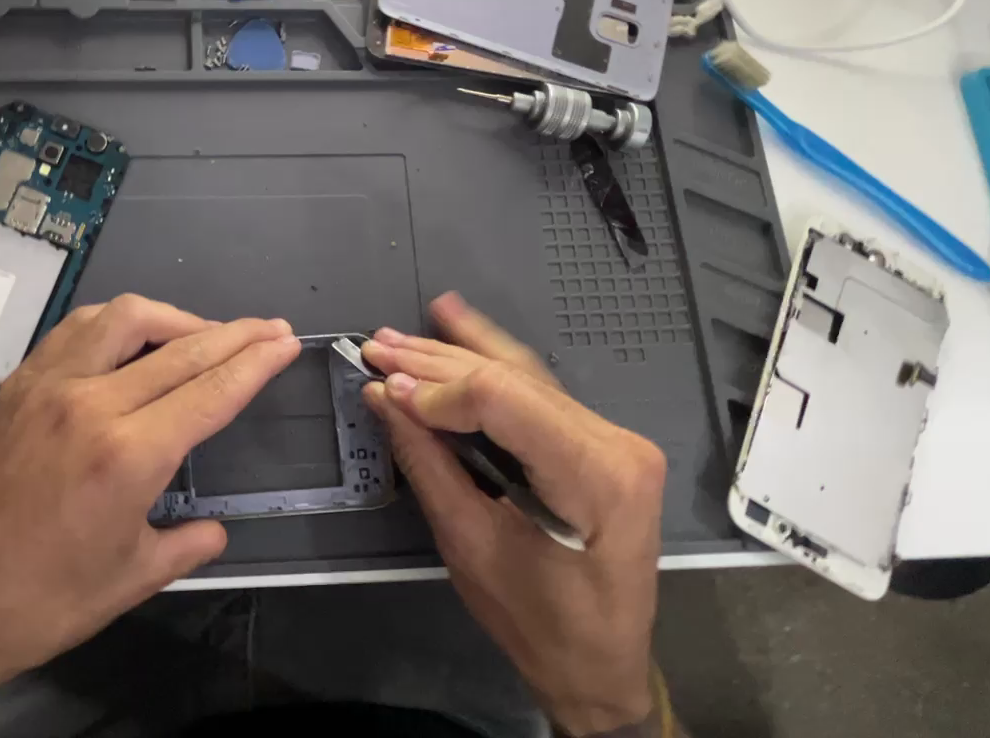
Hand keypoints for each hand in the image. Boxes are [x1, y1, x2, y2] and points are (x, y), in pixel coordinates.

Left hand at [0, 295, 299, 737]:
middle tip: (270, 328)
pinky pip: (76, 329)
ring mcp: (48, 385)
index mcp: (126, 455)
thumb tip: (216, 531)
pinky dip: (117, 323)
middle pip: (179, 347)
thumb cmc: (45, 601)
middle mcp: (90, 403)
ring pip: (123, 318)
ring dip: (174, 316)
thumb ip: (187, 545)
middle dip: (234, 334)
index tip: (286, 342)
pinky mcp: (18, 384)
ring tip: (202, 333)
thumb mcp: (133, 579)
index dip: (256, 362)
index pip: (209, 391)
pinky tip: (131, 337)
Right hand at [362, 293, 665, 736]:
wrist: (602, 665)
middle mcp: (614, 440)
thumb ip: (428, 461)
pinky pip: (534, 388)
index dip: (436, 389)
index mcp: (595, 475)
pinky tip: (455, 325)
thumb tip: (384, 397)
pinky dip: (486, 362)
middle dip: (434, 364)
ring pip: (520, 374)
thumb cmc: (539, 622)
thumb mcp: (470, 543)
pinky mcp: (599, 438)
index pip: (504, 399)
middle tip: (375, 347)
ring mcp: (612, 435)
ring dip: (452, 355)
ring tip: (397, 337)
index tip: (382, 389)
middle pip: (510, 379)